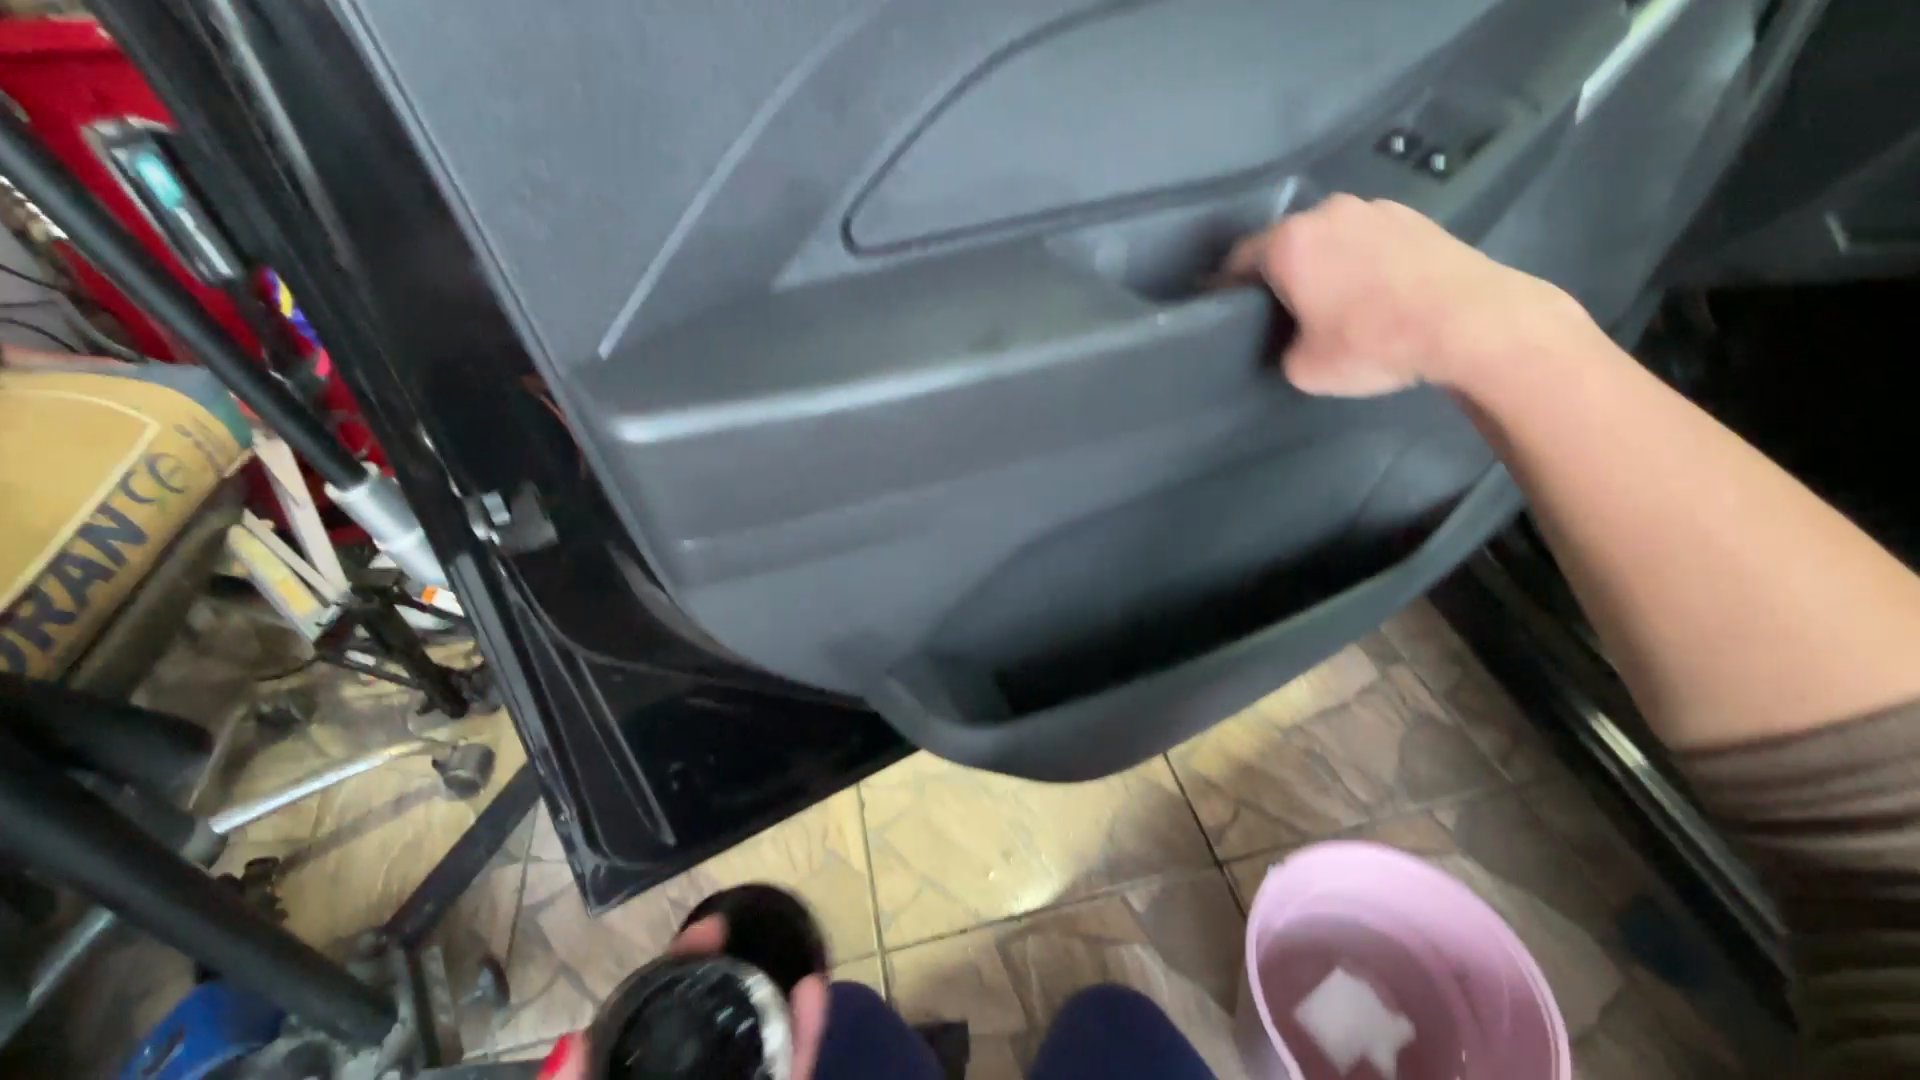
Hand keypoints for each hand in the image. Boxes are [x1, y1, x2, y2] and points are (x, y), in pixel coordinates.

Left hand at [535, 915, 832, 1079]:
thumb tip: (569, 1042)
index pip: (656, 1029)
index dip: (670, 979)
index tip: (694, 937)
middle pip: (709, 1032)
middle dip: (718, 978)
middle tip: (726, 927)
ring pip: (762, 1050)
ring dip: (774, 1000)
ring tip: (782, 947)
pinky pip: (796, 1070)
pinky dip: (808, 1035)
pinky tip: (816, 990)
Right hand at [1223, 194, 1590, 397]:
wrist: (1471, 322)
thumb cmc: (1374, 343)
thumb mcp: (1305, 370)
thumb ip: (1283, 349)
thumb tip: (1295, 339)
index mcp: (1289, 244)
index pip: (1237, 260)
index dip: (1226, 287)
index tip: (1226, 308)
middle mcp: (1326, 212)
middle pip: (1285, 243)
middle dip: (1280, 273)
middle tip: (1284, 310)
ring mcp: (1374, 208)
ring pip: (1329, 237)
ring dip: (1324, 263)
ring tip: (1335, 300)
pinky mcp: (1413, 216)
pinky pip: (1367, 238)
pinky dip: (1361, 260)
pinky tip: (1375, 292)